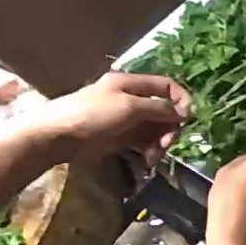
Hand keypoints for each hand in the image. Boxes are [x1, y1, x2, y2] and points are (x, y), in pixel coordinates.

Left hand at [32, 72, 192, 167]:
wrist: (56, 137)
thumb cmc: (92, 115)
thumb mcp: (129, 107)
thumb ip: (159, 108)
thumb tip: (184, 112)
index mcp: (131, 84)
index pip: (166, 86)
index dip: (181, 100)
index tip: (189, 119)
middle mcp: (131, 99)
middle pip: (164, 110)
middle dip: (170, 127)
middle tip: (167, 143)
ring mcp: (126, 119)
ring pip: (156, 128)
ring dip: (161, 142)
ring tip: (155, 155)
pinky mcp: (121, 137)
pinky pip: (144, 142)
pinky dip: (150, 151)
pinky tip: (147, 160)